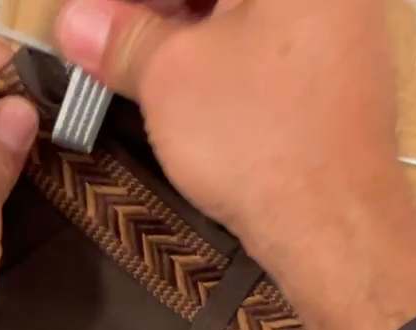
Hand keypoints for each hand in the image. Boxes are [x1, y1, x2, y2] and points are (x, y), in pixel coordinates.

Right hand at [54, 0, 415, 329]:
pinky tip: (181, 83)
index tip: (94, 19)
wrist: (332, 221)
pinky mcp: (333, 70)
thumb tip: (76, 22)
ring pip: (241, 12)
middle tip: (106, 36)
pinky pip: (264, 41)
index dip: (133, 3)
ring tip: (132, 62)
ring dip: (181, 30)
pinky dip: (217, 54)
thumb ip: (122, 41)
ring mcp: (338, 21)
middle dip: (156, 12)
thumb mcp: (170, 78)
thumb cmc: (261, 139)